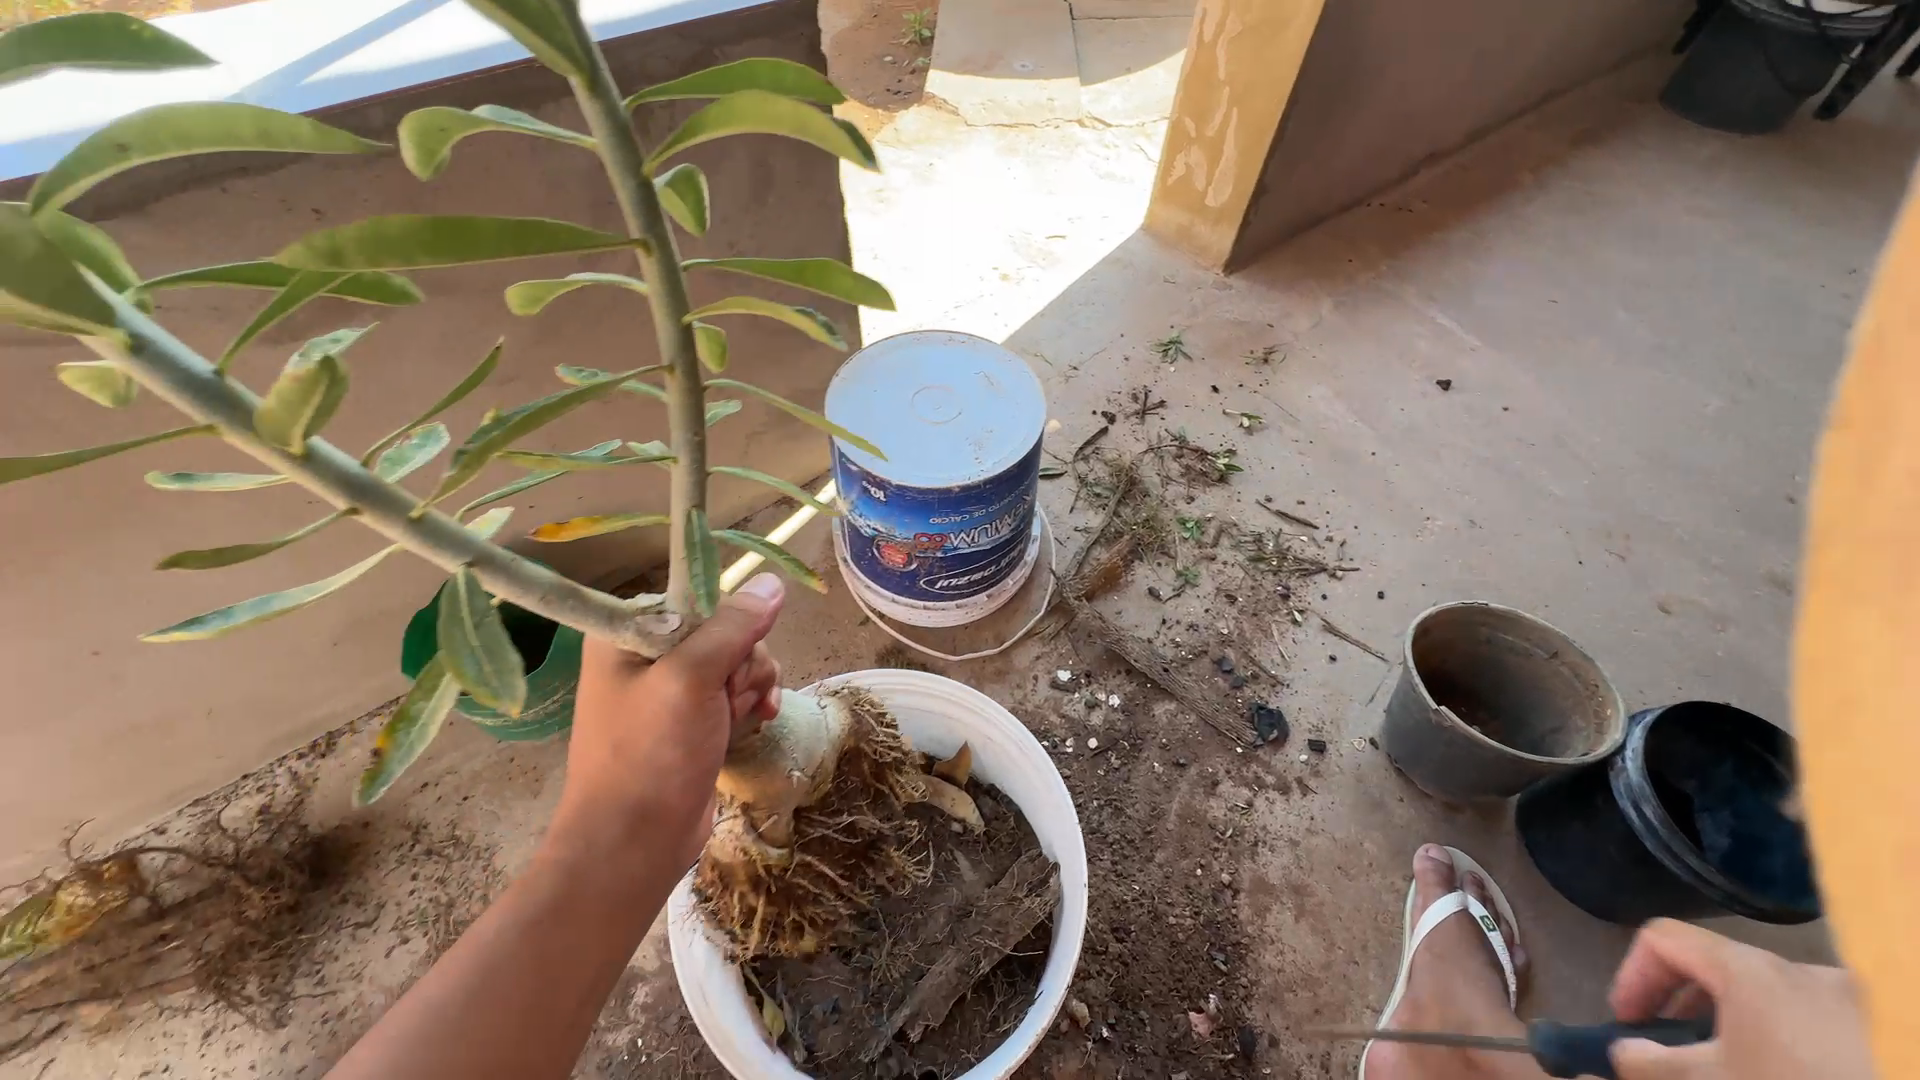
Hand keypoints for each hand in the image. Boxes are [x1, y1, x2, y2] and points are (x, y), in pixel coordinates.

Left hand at [556, 573, 785, 870]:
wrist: (634, 844)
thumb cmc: (650, 755)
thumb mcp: (691, 679)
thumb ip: (734, 627)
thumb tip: (773, 582)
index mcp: (628, 631)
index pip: (701, 598)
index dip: (727, 626)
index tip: (725, 662)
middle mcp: (648, 652)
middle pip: (727, 629)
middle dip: (743, 664)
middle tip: (726, 700)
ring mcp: (672, 688)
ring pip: (740, 661)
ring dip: (752, 687)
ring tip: (737, 719)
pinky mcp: (693, 718)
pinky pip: (738, 691)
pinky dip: (753, 703)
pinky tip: (759, 720)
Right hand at [1609, 919, 1871, 1079]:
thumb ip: (1649, 1063)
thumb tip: (1623, 1052)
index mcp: (1748, 968)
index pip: (1661, 938)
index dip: (1632, 975)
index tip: (1630, 1023)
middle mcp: (1800, 970)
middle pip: (1715, 968)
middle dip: (1683, 1007)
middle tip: (1676, 1050)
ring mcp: (1854, 1002)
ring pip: (1766, 998)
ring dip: (1735, 1026)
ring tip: (1734, 1067)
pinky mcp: (1889, 1035)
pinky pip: (1815, 1021)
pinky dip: (1787, 1042)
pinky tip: (1791, 1073)